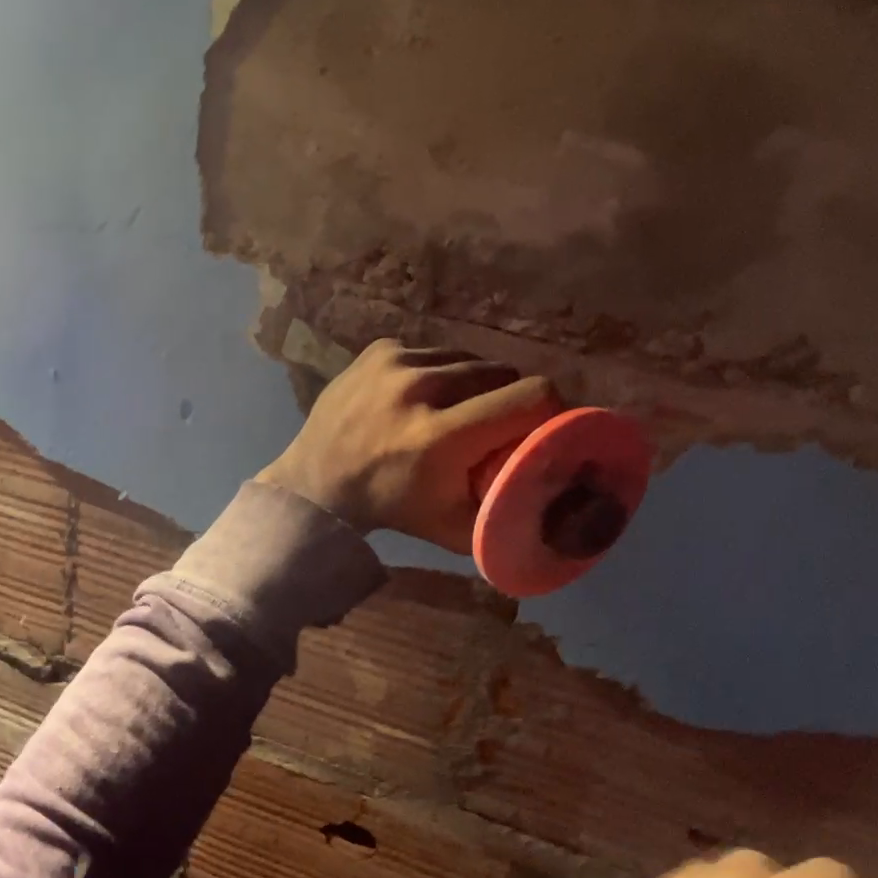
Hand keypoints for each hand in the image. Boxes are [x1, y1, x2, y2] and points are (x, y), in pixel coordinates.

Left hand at [254, 338, 558, 550]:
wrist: (316, 481)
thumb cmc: (393, 506)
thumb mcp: (455, 528)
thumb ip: (508, 514)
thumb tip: (562, 497)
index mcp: (441, 436)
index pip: (531, 395)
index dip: (549, 409)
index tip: (543, 426)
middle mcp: (419, 388)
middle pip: (502, 372)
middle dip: (508, 398)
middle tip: (498, 424)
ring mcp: (395, 362)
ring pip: (468, 359)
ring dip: (473, 384)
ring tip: (457, 411)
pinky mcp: (379, 349)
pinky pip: (434, 352)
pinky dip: (437, 372)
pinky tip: (420, 398)